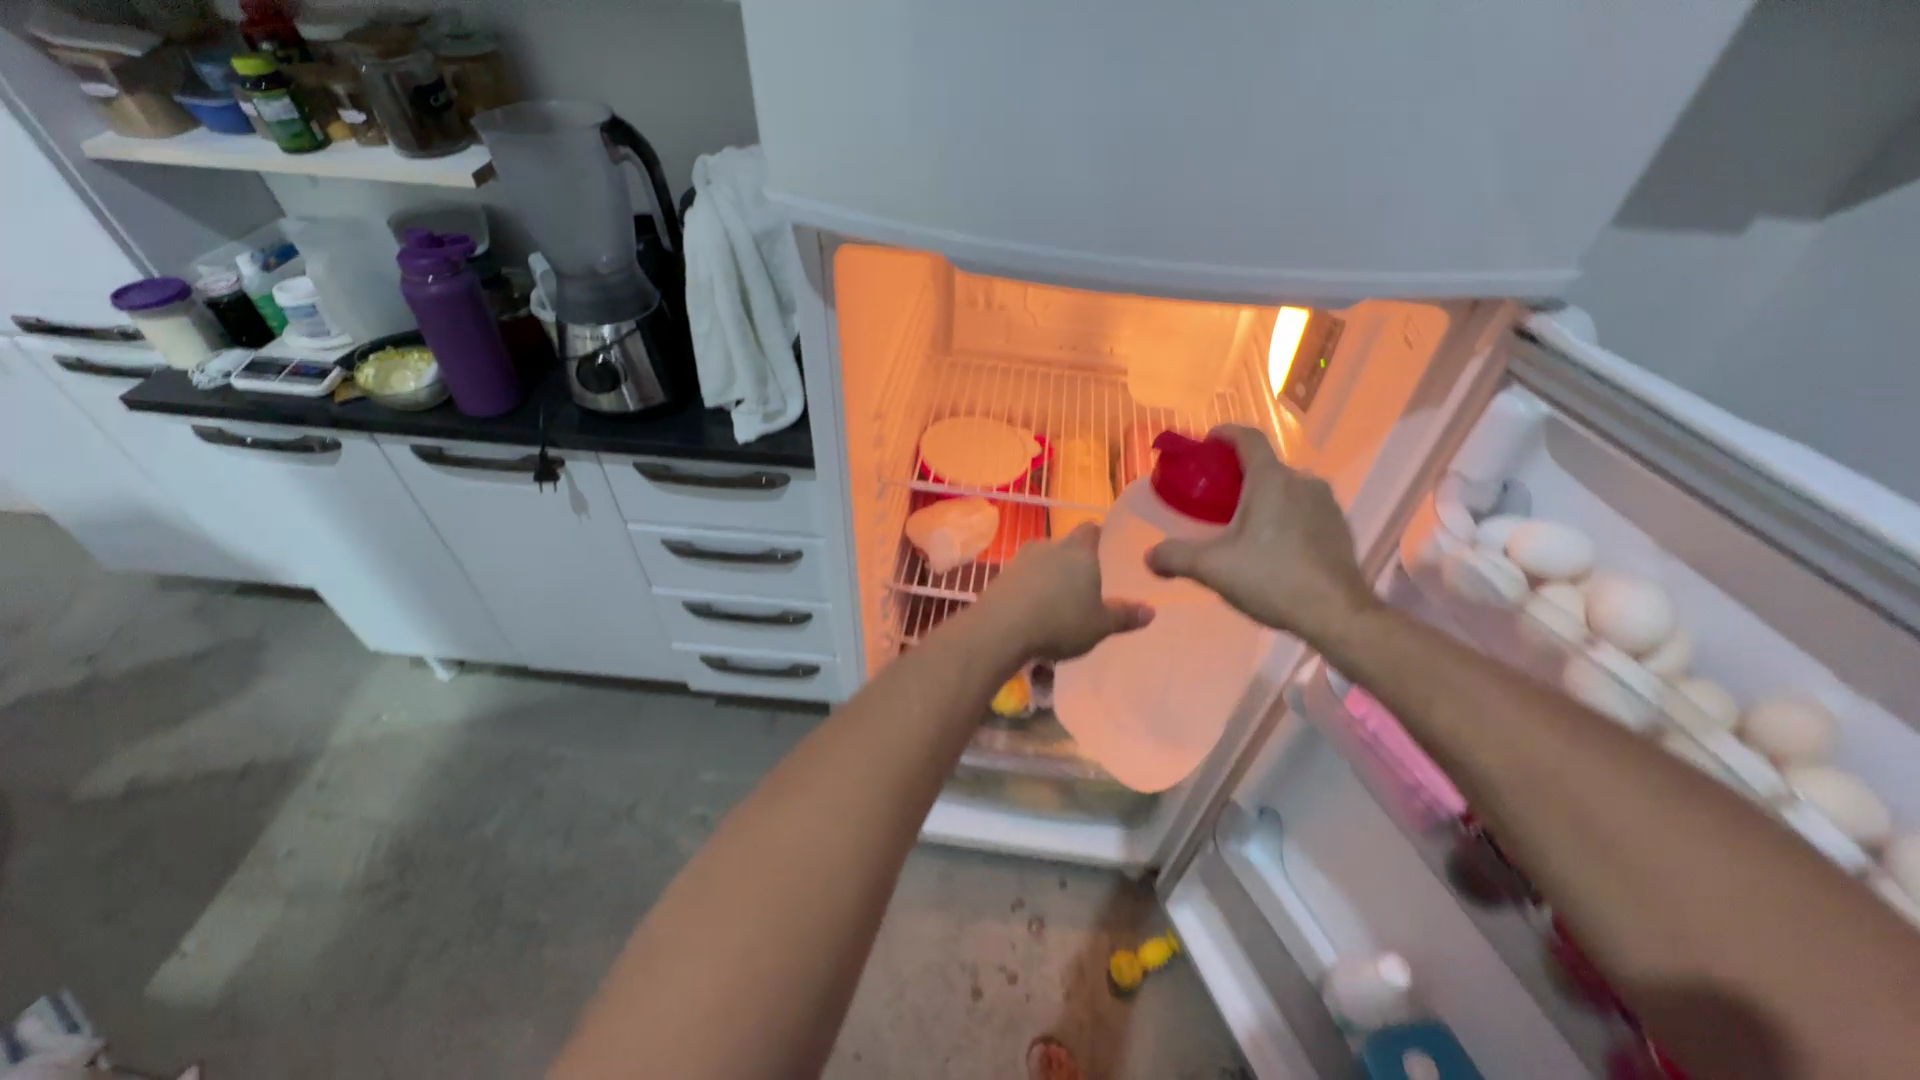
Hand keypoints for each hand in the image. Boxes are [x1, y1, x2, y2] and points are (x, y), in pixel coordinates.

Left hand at [976, 523, 1152, 661]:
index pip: (1091, 529)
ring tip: (1056, 603)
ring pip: (1041, 562)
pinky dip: (1028, 591)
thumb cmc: (1060, 621)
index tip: (1103, 550)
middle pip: (1065, 545)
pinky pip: (1021, 579)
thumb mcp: (1100, 625)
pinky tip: (1032, 613)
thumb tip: (1151, 610)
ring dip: (1048, 577)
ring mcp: (1021, 560)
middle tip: (1082, 585)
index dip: (1098, 537)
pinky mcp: (1000, 577)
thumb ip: (1124, 616)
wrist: (1001, 628)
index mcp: (1079, 550)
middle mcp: (1049, 546)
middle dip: (1072, 562)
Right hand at [1147, 425, 1378, 639]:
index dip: (1225, 434)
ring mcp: (1326, 504)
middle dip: (1239, 477)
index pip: (1247, 438)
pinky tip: (1274, 549)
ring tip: (1244, 527)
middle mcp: (1302, 482)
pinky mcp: (1340, 527)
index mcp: (1271, 480)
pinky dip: (1285, 518)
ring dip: (1264, 499)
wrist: (1336, 613)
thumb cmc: (1272, 579)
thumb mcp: (1212, 569)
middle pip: (1265, 467)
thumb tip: (1149, 556)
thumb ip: (1174, 557)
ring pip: (1287, 490)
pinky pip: (1305, 511)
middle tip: (1216, 500)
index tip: (1208, 442)